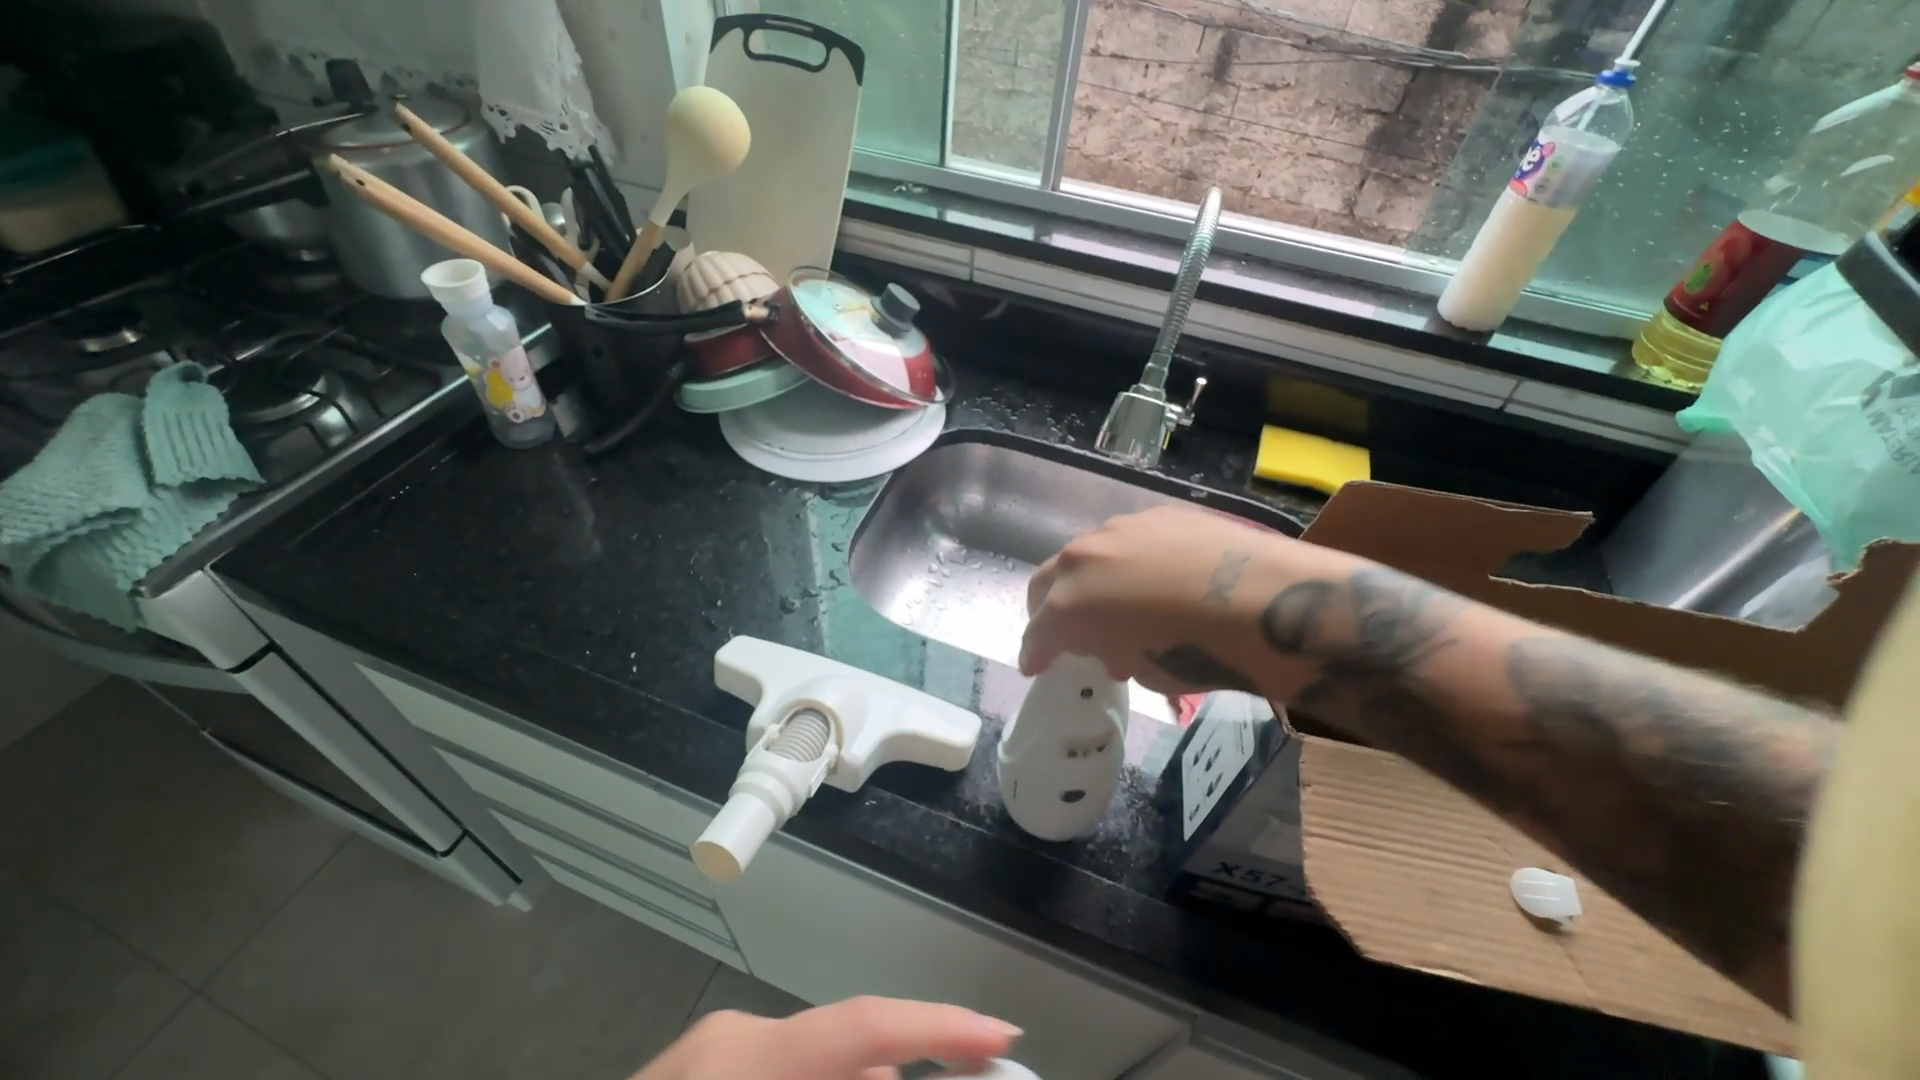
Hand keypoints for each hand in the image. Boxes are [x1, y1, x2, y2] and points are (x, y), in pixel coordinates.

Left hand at [631, 996, 1021, 1079]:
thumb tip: (903, 1076)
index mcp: (745, 1061)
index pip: (860, 1027)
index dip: (939, 1027)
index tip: (1003, 1038)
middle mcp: (733, 1040)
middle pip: (848, 1055)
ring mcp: (713, 1051)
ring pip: (819, 1070)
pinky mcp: (703, 1067)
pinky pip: (785, 1077)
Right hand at [1020, 506, 1347, 695]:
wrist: (1261, 601)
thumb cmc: (1197, 652)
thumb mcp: (1144, 671)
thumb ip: (1113, 655)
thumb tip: (1116, 649)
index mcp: (1070, 605)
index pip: (1038, 632)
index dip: (1035, 652)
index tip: (1037, 665)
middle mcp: (1083, 557)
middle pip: (1047, 581)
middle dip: (1048, 608)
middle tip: (1064, 630)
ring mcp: (1120, 529)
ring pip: (1088, 553)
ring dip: (1091, 579)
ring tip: (1117, 603)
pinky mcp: (1159, 513)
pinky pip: (1129, 539)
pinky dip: (1130, 561)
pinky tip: (1157, 577)